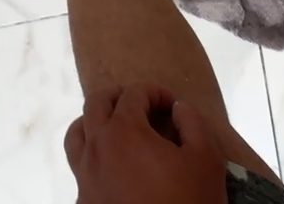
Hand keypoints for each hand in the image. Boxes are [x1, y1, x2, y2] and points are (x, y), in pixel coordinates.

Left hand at [64, 85, 226, 203]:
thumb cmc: (187, 203)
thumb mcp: (206, 160)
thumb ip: (193, 123)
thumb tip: (178, 108)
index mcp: (123, 130)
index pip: (134, 93)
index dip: (155, 92)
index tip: (172, 105)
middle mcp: (96, 147)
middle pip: (96, 103)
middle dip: (119, 96)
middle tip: (141, 105)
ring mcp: (84, 176)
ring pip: (77, 134)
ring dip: (94, 122)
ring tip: (114, 127)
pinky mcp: (83, 202)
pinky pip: (78, 168)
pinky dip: (91, 157)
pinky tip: (110, 168)